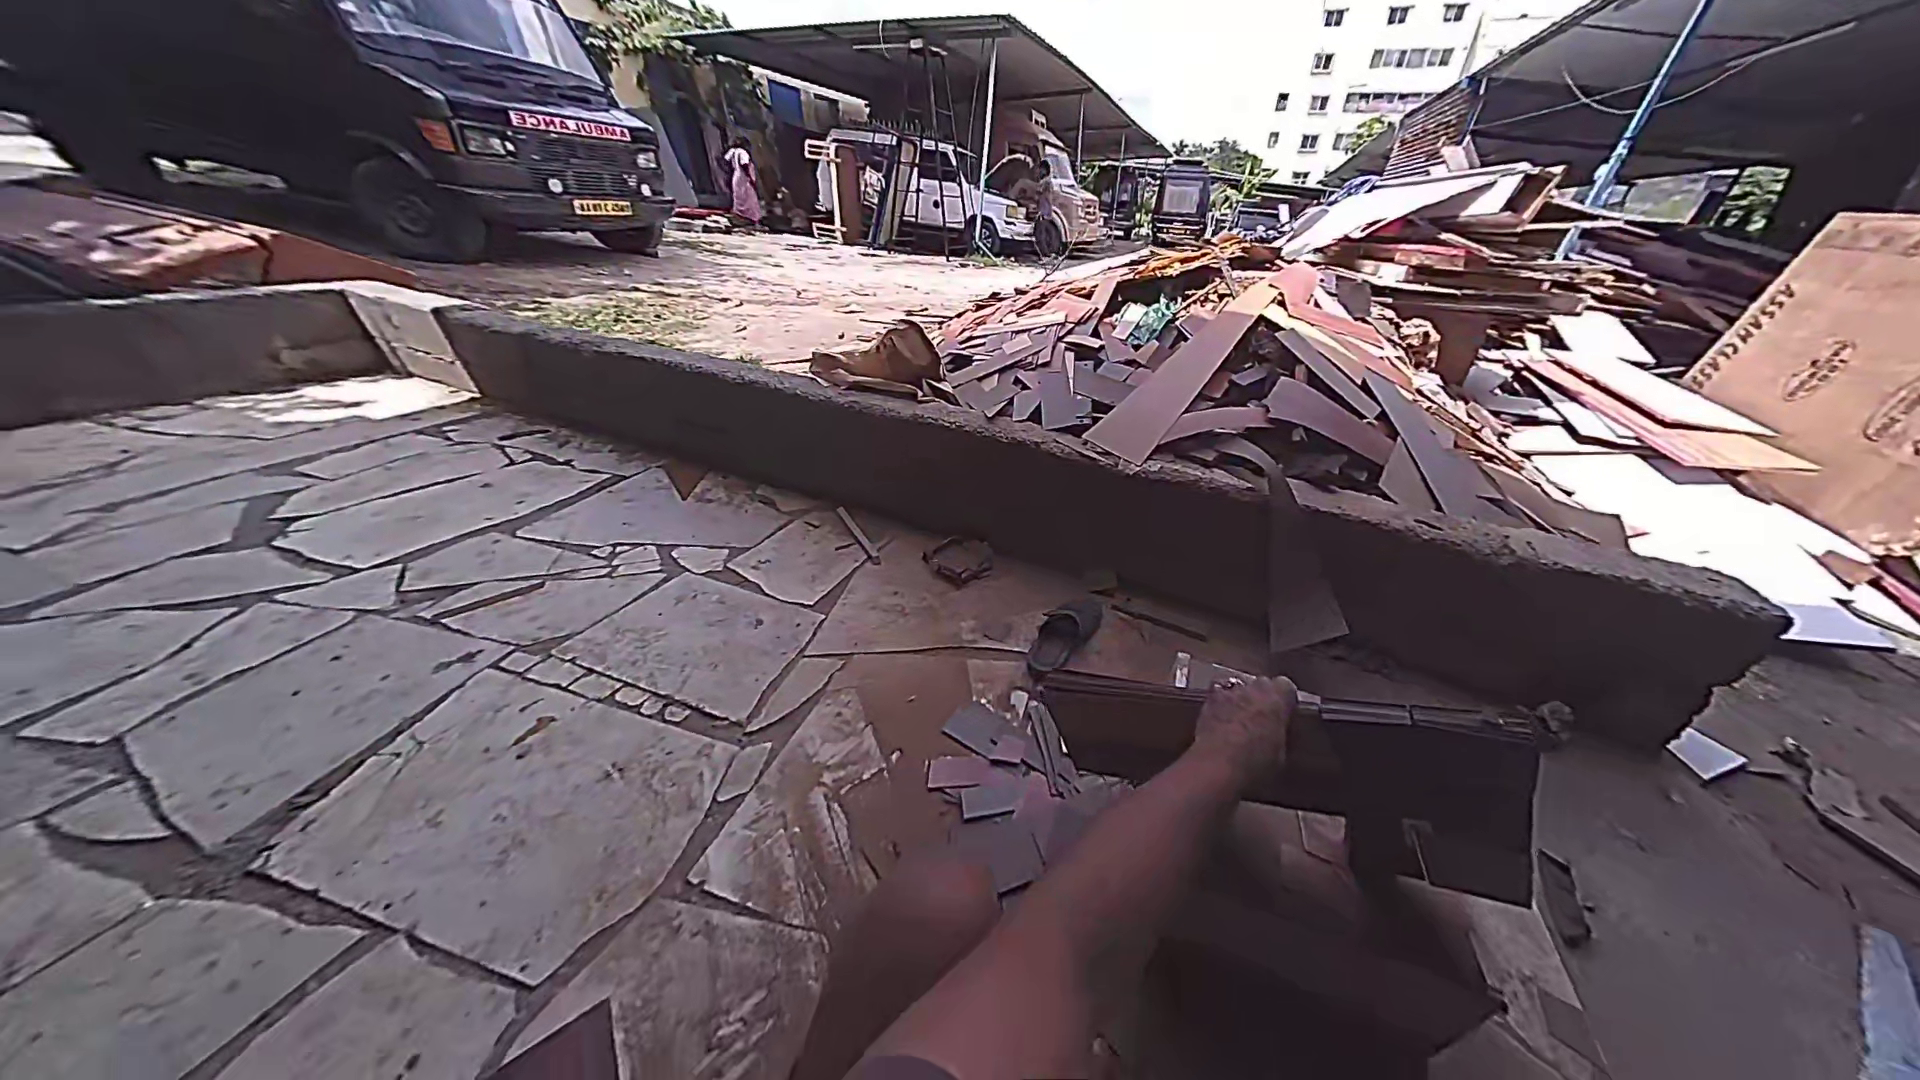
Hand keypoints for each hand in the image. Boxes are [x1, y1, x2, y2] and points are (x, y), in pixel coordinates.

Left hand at [1189, 676, 1296, 790]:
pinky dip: (1220, 705)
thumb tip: (1275, 733)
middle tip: (1261, 717)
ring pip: (1237, 687)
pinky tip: (1219, 720)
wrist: (1218, 764)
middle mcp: (1252, 688)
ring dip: (1239, 698)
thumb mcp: (1280, 751)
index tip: (1283, 711)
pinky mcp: (1206, 700)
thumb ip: (1279, 732)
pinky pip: (1216, 696)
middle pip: (1260, 683)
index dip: (1284, 699)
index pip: (1285, 686)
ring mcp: (1227, 692)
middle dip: (1261, 696)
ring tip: (1239, 718)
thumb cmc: (1257, 762)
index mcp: (1277, 698)